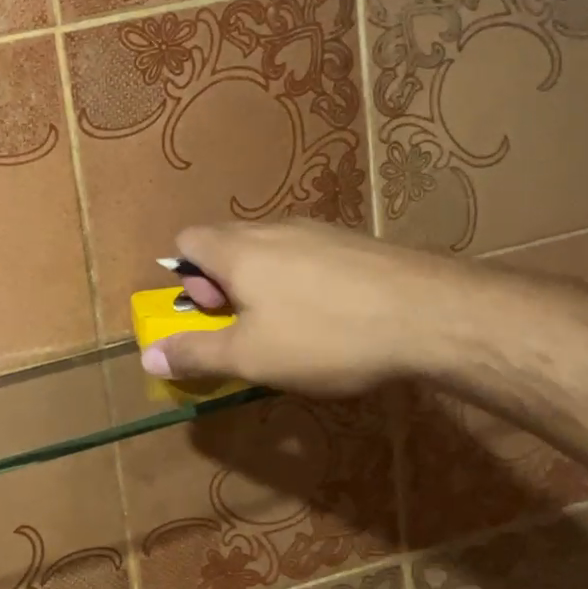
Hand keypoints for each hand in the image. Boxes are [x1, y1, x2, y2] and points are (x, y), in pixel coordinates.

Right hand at [141, 221, 454, 395]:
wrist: (439, 316)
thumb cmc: (326, 335)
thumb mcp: (250, 357)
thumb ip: (195, 354)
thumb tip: (147, 358)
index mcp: (236, 251)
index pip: (187, 240)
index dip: (186, 275)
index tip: (211, 310)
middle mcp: (272, 230)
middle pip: (226, 243)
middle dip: (223, 282)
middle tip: (246, 323)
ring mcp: (320, 232)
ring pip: (269, 250)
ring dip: (264, 282)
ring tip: (291, 325)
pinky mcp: (358, 244)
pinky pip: (309, 255)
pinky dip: (304, 281)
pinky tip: (335, 317)